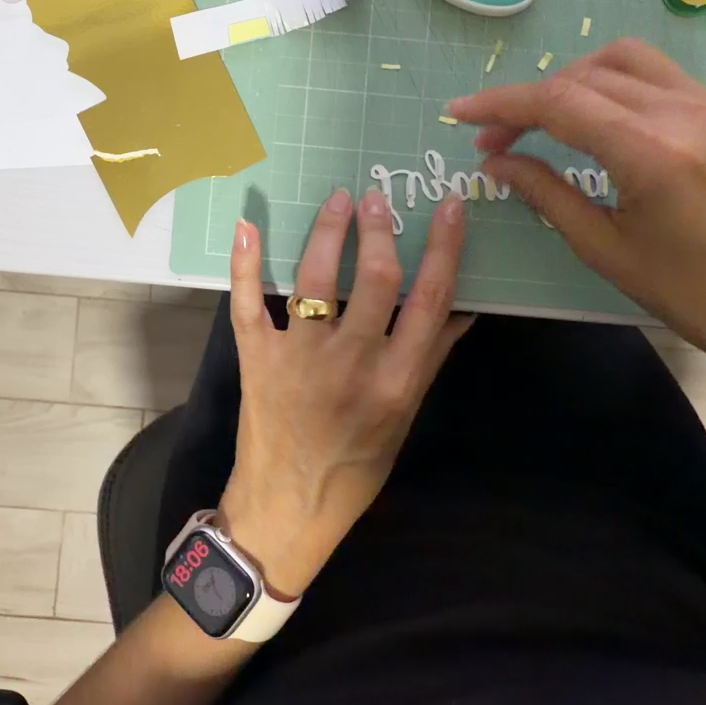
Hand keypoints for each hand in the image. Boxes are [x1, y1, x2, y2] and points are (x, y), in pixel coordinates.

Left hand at [219, 189, 471, 596]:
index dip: (444, 248)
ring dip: (326, 232)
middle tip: (378, 197)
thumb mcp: (404, 418)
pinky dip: (245, 264)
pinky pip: (248, 304)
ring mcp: (299, 359)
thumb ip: (429, 360)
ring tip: (338, 200)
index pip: (430, 300)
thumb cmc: (355, 467)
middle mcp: (350, 363)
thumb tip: (461, 308)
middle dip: (379, 230)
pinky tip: (249, 226)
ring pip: (314, 281)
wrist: (287, 507)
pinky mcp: (257, 360)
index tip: (450, 206)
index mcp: (395, 380)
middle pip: (374, 280)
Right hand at [447, 38, 705, 406]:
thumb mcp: (604, 249)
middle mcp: (685, 113)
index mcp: (652, 155)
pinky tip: (594, 118)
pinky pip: (656, 73)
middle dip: (529, 101)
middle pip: (584, 76)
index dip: (501, 104)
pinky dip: (611, 83)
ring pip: (622, 60)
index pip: (559, 104)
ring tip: (542, 121)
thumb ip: (546, 195)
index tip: (459, 114)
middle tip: (496, 142)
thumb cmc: (688, 295)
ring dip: (570, 81)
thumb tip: (496, 162)